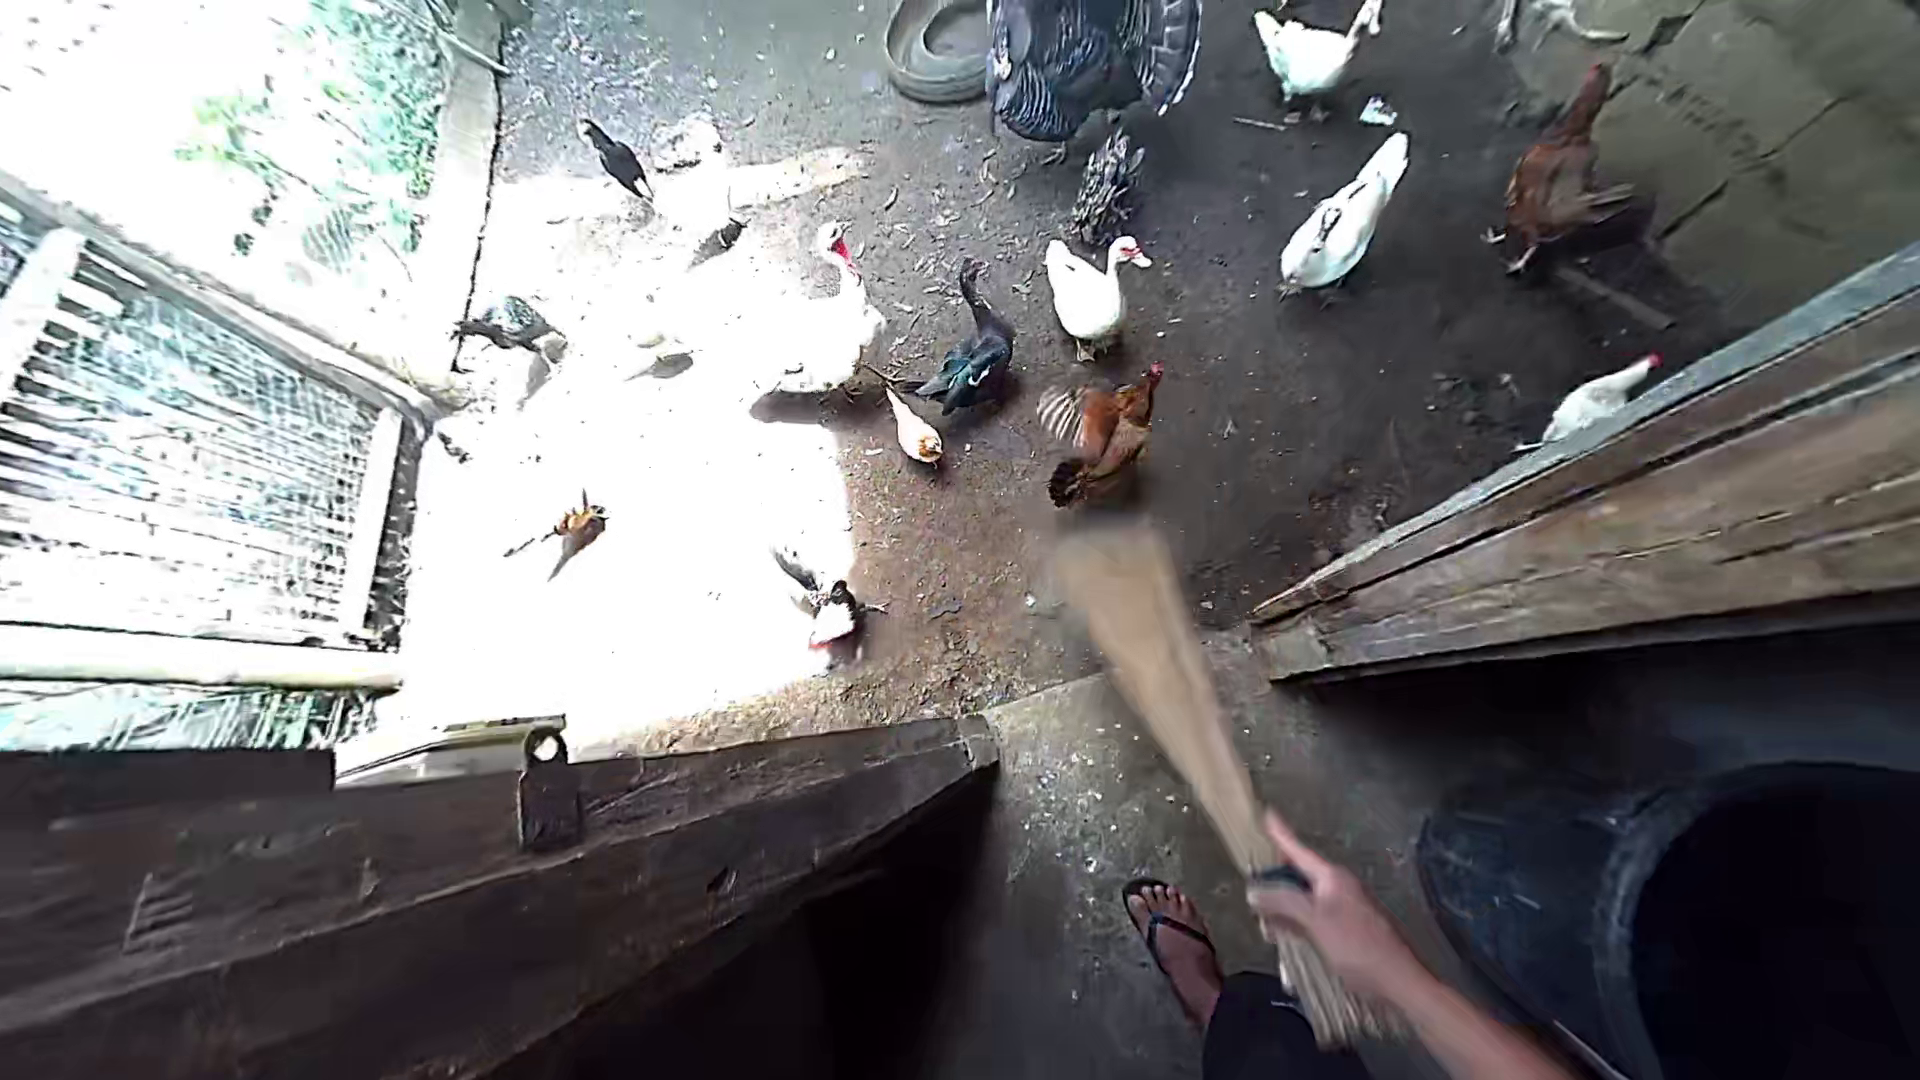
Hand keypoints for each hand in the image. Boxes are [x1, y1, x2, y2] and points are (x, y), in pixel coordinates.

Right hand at [1245, 809, 1432, 1004]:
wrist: (1404, 984)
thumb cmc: (1357, 946)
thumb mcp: (1314, 921)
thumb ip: (1282, 903)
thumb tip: (1253, 892)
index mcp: (1330, 876)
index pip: (1297, 848)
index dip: (1280, 832)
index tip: (1267, 812)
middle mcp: (1339, 884)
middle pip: (1299, 874)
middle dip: (1275, 884)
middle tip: (1256, 896)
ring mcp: (1347, 905)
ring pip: (1307, 897)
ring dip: (1286, 907)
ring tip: (1269, 924)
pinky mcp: (1352, 925)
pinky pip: (1317, 913)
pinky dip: (1301, 919)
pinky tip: (1292, 935)